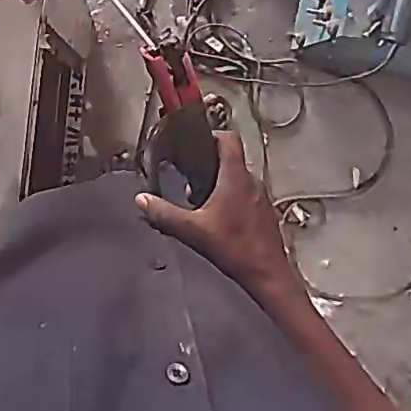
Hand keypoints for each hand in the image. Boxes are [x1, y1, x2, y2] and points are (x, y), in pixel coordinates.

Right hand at [135, 133, 298, 298]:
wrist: (267, 274)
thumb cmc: (236, 248)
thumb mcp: (193, 230)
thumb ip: (165, 214)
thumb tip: (143, 200)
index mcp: (235, 176)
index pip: (229, 138)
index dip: (212, 135)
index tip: (198, 144)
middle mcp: (252, 181)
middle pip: (232, 157)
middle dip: (211, 163)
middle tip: (193, 176)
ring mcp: (261, 196)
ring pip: (240, 177)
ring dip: (222, 181)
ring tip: (203, 198)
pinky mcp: (265, 211)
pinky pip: (248, 194)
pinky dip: (233, 197)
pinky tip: (220, 218)